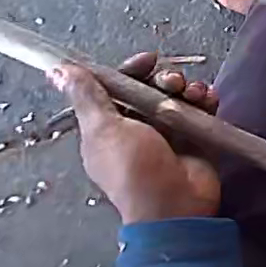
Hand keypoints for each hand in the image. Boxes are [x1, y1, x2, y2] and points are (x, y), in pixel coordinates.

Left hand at [50, 52, 220, 224]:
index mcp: (110, 126)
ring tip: (194, 94)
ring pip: (177, 96)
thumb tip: (57, 70)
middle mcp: (138, 128)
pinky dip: (205, 101)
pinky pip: (199, 110)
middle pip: (151, 87)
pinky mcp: (193, 139)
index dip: (133, 69)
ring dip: (188, 88)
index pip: (120, 86)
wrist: (175, 206)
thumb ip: (85, 96)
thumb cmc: (134, 169)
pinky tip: (208, 100)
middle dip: (165, 78)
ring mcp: (168, 134)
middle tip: (174, 83)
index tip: (149, 60)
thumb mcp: (104, 129)